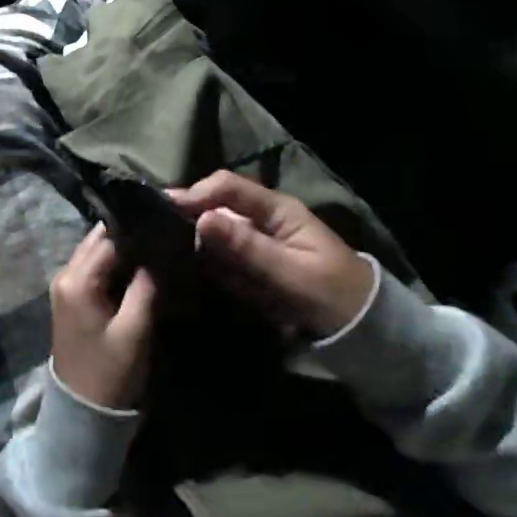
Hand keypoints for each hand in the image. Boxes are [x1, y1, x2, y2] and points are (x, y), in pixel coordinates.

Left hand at [49, 224, 157, 408]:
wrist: (82, 415)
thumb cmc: (110, 373)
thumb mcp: (135, 329)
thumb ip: (147, 283)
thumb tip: (162, 246)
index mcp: (77, 279)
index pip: (112, 236)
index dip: (141, 229)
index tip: (169, 225)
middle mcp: (66, 274)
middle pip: (102, 238)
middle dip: (133, 234)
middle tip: (167, 235)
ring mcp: (67, 285)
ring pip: (100, 251)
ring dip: (127, 249)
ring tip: (160, 249)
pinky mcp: (74, 297)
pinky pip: (97, 267)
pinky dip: (118, 263)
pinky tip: (143, 268)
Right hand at [168, 171, 375, 338]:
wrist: (362, 329)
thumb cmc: (333, 294)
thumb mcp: (290, 273)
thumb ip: (247, 248)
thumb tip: (202, 219)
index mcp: (277, 209)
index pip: (228, 187)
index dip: (196, 193)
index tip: (164, 207)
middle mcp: (262, 219)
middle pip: (217, 207)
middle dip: (190, 216)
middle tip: (154, 228)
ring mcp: (257, 243)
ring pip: (215, 234)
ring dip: (196, 241)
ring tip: (166, 248)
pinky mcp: (253, 266)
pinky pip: (223, 259)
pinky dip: (209, 264)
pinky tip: (191, 269)